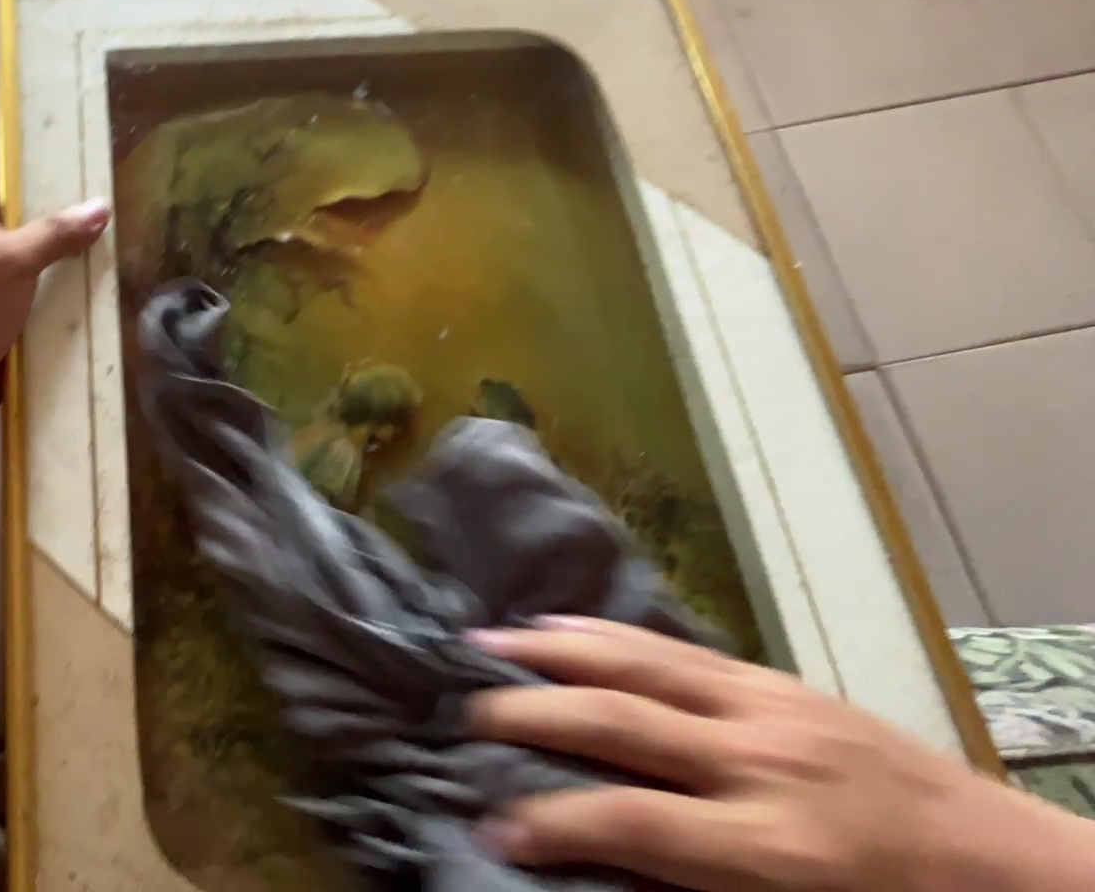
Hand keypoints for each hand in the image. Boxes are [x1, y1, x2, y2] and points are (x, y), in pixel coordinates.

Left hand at [0, 156, 109, 418]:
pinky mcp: (2, 313)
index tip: (72, 154)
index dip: (28, 159)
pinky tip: (94, 285)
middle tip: (106, 199)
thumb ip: (54, 233)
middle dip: (59, 208)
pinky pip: (37, 290)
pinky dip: (61, 287)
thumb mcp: (8, 261)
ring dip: (65, 251)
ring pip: (33, 255)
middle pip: (20, 214)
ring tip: (111, 239)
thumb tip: (101, 207)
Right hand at [465, 616, 1094, 891]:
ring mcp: (767, 708)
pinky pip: (673, 647)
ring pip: (636, 665)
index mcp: (775, 848)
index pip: (631, 821)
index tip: (490, 827)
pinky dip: (603, 634)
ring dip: (550, 652)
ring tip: (485, 642)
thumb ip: (694, 878)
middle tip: (465, 715)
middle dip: (528, 714)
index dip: (550, 822)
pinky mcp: (775, 681)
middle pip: (617, 723)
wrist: (1026, 875)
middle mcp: (759, 763)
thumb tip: (593, 852)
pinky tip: (556, 624)